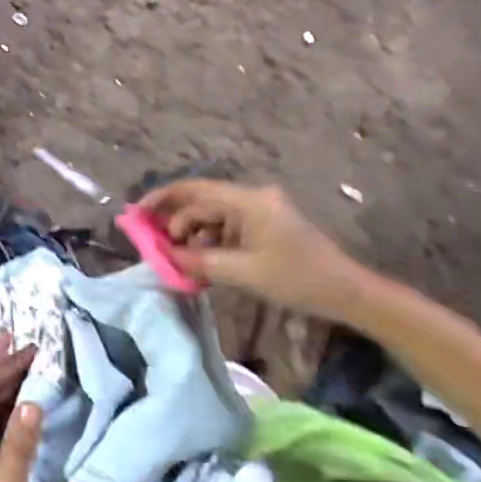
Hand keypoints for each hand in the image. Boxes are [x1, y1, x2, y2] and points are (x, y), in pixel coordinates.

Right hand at [137, 179, 364, 317]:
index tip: (136, 214)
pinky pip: (226, 230)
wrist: (344, 291)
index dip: (162, 199)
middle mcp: (252, 199)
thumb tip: (166, 257)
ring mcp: (259, 213)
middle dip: (176, 224)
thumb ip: (200, 262)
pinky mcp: (263, 229)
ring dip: (192, 238)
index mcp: (249, 200)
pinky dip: (209, 245)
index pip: (195, 190)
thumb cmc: (297, 277)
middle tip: (157, 249)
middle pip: (202, 203)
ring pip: (212, 218)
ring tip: (179, 262)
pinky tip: (200, 264)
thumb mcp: (244, 272)